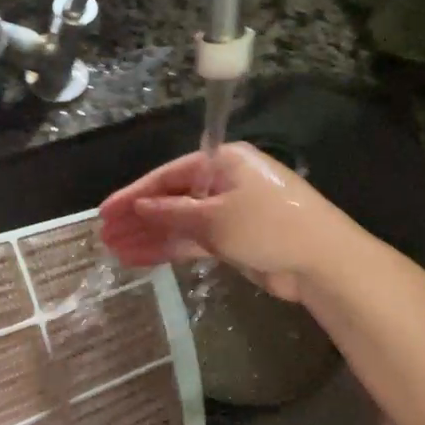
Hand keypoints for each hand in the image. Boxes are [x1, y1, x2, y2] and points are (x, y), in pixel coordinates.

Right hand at [98, 141, 361, 301]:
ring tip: (115, 250)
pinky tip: (139, 259)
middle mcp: (224, 183)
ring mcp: (228, 213)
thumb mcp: (214, 217)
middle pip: (170, 198)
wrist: (320, 262)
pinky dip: (167, 249)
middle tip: (105, 235)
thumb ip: (172, 212)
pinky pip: (190, 241)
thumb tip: (139, 207)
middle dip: (137, 218)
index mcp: (223, 162)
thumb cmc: (269, 226)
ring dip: (147, 236)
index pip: (168, 175)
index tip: (104, 211)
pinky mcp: (232, 240)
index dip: (134, 194)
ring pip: (177, 223)